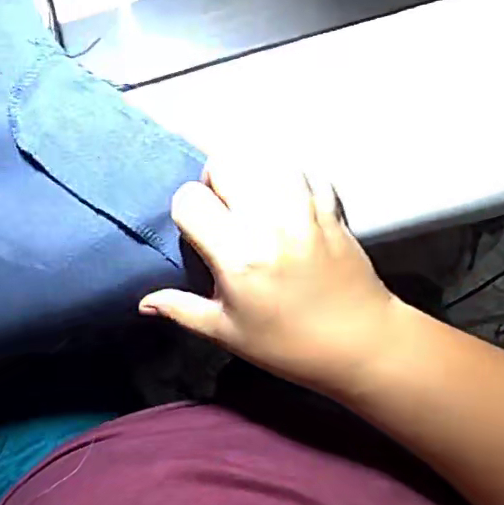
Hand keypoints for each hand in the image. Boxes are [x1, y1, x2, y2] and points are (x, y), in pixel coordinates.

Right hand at [140, 159, 403, 396]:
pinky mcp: (331, 207)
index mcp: (238, 255)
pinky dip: (289, 180)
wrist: (360, 343)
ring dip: (252, 176)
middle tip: (224, 213)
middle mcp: (269, 222)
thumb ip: (183, 309)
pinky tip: (287, 206)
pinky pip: (304, 171)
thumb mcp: (227, 332)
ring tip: (254, 205)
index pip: (190, 199)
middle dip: (215, 183)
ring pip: (265, 159)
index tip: (199, 235)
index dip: (186, 213)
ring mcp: (305, 210)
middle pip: (226, 163)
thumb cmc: (287, 345)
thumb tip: (144, 303)